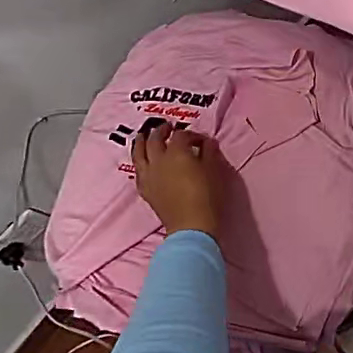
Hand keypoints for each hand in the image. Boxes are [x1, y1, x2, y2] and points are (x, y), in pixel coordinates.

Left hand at [131, 123, 224, 237]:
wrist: (191, 226)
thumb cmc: (207, 196)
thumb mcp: (214, 170)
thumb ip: (209, 152)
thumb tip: (207, 142)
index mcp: (177, 152)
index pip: (182, 135)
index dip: (192, 135)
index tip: (201, 140)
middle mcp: (158, 159)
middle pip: (155, 139)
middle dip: (162, 130)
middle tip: (167, 127)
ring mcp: (149, 174)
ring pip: (139, 152)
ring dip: (141, 141)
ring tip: (143, 135)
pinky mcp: (145, 189)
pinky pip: (138, 170)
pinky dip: (139, 161)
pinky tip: (142, 161)